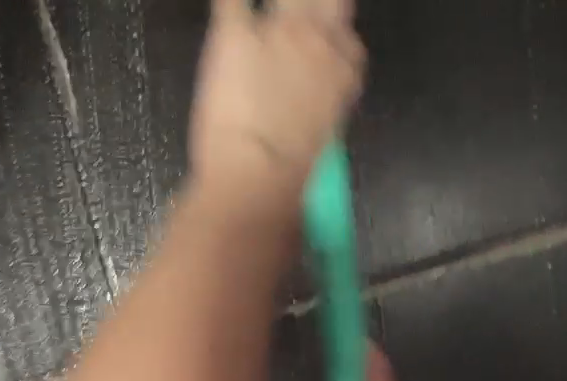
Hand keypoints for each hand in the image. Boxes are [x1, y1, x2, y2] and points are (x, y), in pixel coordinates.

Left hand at [189, 0, 364, 209]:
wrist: (255, 176)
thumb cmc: (290, 178)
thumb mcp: (321, 143)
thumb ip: (319, 112)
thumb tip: (307, 118)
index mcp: (342, 69)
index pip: (343, 32)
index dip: (327, 36)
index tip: (312, 44)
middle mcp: (316, 39)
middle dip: (309, 3)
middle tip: (293, 14)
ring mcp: (275, 30)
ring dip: (279, 1)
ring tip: (263, 15)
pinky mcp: (232, 35)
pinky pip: (228, 2)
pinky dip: (224, 4)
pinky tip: (223, 8)